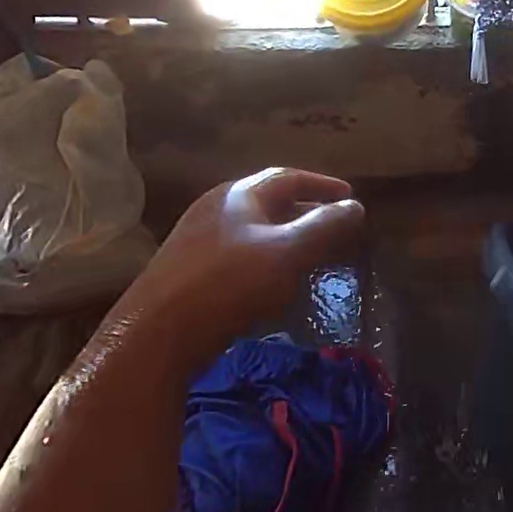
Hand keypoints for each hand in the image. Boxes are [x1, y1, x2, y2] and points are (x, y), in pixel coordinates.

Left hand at [114, 168, 365, 367]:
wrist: (156, 334)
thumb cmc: (231, 284)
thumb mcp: (290, 252)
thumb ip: (326, 226)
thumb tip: (356, 206)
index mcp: (241, 195)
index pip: (290, 177)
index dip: (323, 185)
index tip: (350, 196)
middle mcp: (217, 208)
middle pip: (271, 201)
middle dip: (308, 211)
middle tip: (336, 225)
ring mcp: (199, 237)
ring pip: (256, 228)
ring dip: (289, 235)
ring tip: (313, 252)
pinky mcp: (190, 267)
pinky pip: (241, 250)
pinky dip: (269, 255)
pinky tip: (276, 278)